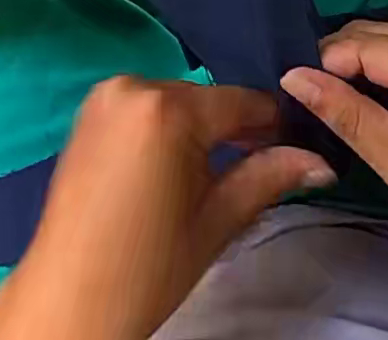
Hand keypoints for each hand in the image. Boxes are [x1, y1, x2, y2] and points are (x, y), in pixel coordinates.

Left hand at [0, 76, 334, 339]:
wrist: (67, 301)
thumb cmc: (148, 267)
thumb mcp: (215, 221)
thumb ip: (267, 177)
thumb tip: (320, 162)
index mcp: (167, 109)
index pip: (238, 101)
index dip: (270, 120)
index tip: (293, 139)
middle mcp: (134, 85)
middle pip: (203, 99)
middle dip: (232, 127)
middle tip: (259, 158)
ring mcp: (106, 94)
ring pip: (173, 100)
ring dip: (197, 125)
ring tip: (215, 165)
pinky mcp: (88, 110)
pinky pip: (143, 105)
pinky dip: (163, 124)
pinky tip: (175, 159)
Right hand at [282, 22, 387, 339]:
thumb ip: (347, 114)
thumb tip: (291, 76)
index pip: (361, 44)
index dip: (324, 69)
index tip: (299, 101)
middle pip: (371, 35)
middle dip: (337, 66)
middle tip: (312, 107)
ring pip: (384, 40)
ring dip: (355, 69)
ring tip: (335, 107)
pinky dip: (379, 72)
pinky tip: (367, 102)